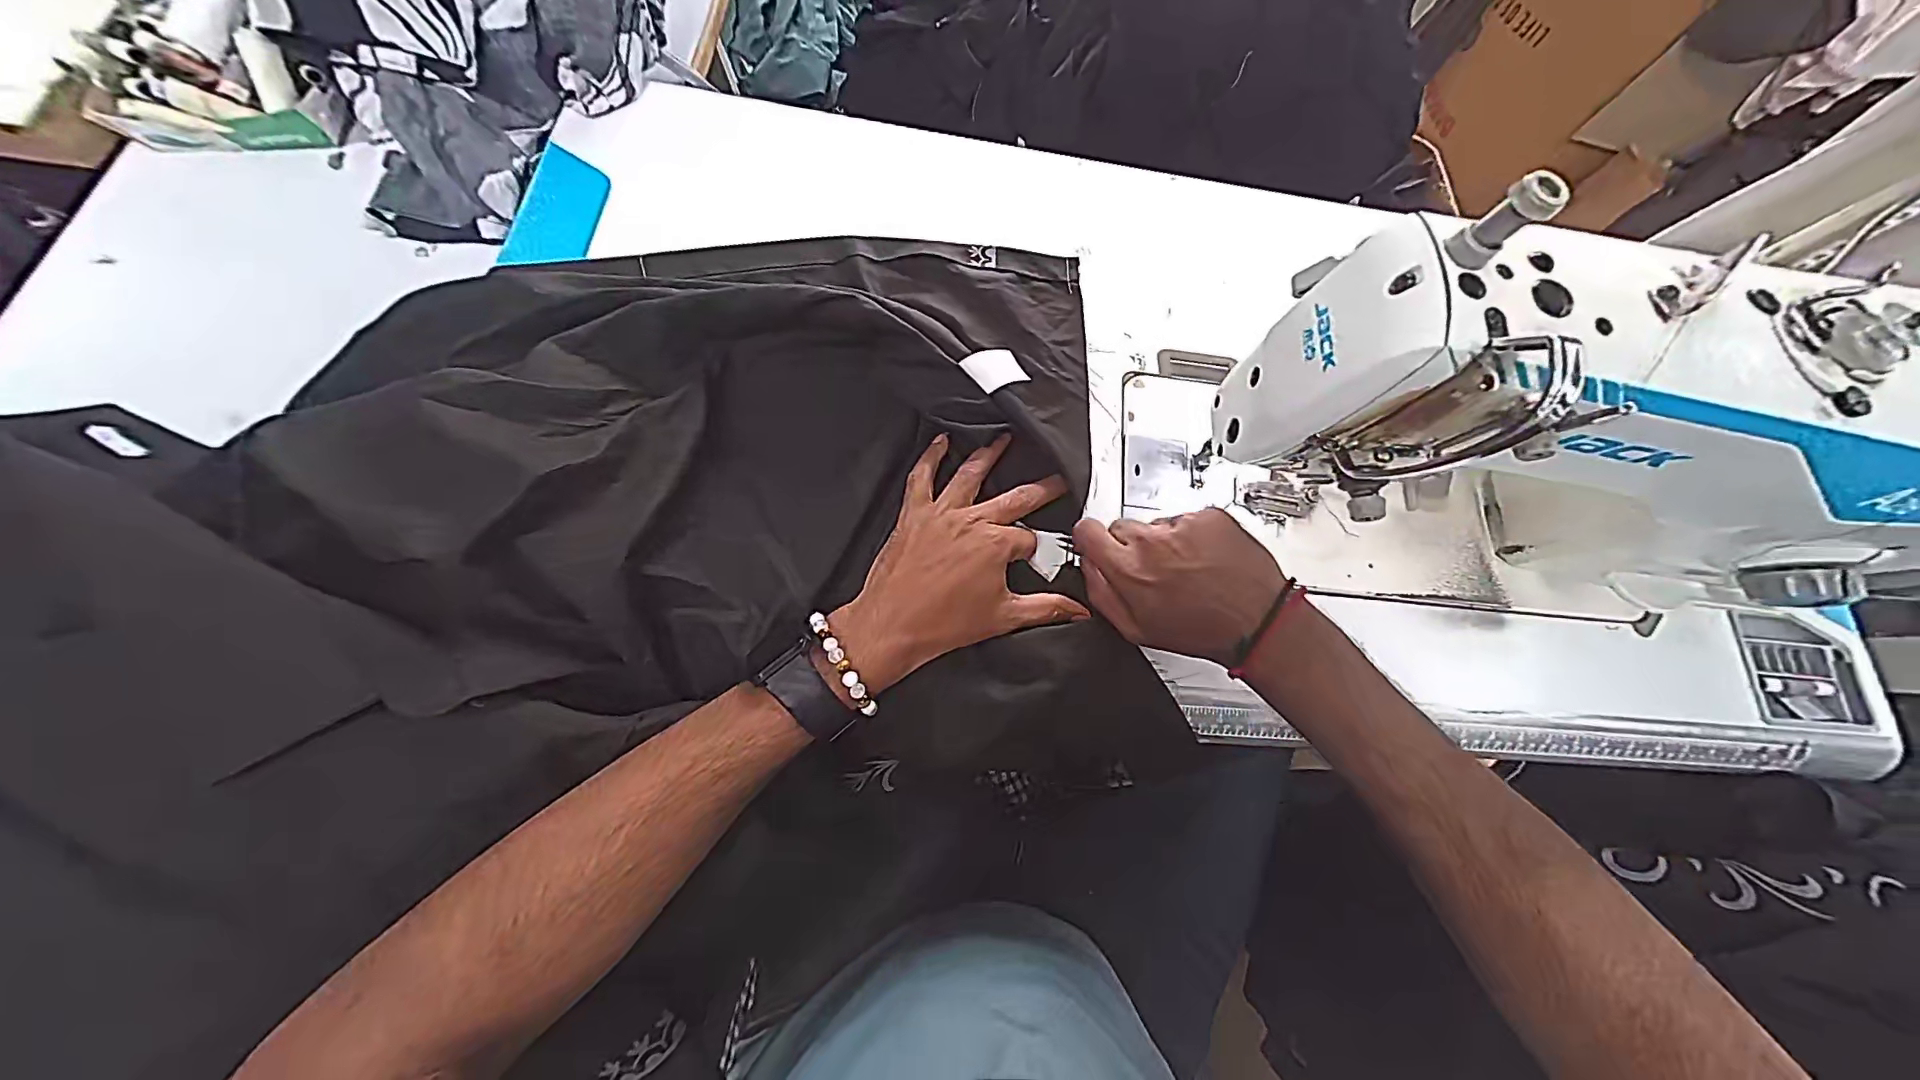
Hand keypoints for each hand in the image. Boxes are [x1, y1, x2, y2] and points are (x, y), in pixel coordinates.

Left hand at [827, 434, 1089, 697]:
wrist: (891, 626)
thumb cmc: (939, 624)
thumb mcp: (1004, 618)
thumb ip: (1047, 608)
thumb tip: (1076, 609)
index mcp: (995, 544)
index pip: (1030, 539)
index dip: (1036, 549)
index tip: (1036, 556)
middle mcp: (970, 521)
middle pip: (1015, 497)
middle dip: (1042, 487)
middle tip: (1056, 479)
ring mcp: (941, 514)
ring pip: (971, 473)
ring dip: (990, 454)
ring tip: (1004, 440)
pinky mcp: (914, 514)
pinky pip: (922, 476)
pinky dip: (931, 456)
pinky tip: (940, 443)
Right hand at [1072, 508, 1287, 665]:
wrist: (1257, 621)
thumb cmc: (1201, 629)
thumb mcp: (1135, 629)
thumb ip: (1100, 593)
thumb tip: (1088, 568)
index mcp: (1128, 569)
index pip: (1087, 530)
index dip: (1090, 538)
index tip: (1098, 544)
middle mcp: (1152, 541)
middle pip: (1121, 526)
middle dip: (1130, 546)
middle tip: (1154, 569)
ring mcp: (1182, 526)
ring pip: (1156, 524)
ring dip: (1165, 542)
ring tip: (1187, 569)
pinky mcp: (1208, 516)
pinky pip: (1188, 520)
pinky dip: (1193, 536)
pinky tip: (1205, 560)